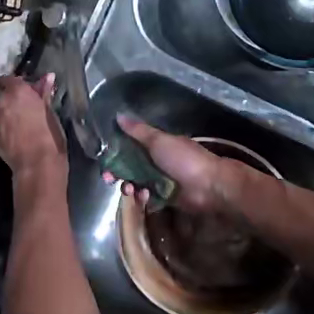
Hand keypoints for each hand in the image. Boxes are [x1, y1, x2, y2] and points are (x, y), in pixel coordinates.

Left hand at [0, 74, 66, 188]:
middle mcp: (0, 100)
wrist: (36, 163)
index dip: (16, 83)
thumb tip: (48, 77)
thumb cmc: (49, 135)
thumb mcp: (50, 112)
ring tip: (16, 115)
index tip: (26, 89)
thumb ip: (44, 93)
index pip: (7, 78)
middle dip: (6, 93)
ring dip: (2, 106)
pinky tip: (12, 128)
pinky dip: (1, 119)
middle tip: (21, 102)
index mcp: (17, 91)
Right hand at [113, 115, 240, 215]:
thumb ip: (138, 131)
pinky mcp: (165, 197)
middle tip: (110, 178)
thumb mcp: (160, 141)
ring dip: (130, 186)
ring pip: (136, 183)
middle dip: (118, 173)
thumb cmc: (185, 159)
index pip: (129, 147)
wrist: (210, 185)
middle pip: (129, 167)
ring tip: (131, 189)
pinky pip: (147, 197)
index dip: (115, 153)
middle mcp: (157, 161)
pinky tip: (145, 196)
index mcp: (156, 145)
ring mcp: (161, 180)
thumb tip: (119, 115)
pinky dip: (143, 197)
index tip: (104, 159)